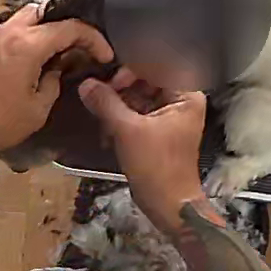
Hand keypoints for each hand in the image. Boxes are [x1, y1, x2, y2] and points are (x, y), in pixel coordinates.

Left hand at [0, 5, 112, 156]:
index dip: (93, 39)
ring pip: (28, 18)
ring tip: (62, 52)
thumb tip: (55, 73)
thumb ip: (53, 85)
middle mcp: (10, 32)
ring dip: (48, 30)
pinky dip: (32, 37)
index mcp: (27, 45)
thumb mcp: (37, 110)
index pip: (70, 28)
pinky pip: (15, 30)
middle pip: (46, 12)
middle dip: (69, 26)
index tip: (105, 56)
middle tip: (82, 47)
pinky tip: (38, 58)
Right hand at [77, 69, 207, 229]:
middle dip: (120, 91)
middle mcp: (181, 102)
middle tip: (99, 100)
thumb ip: (106, 102)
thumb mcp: (127, 131)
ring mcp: (170, 118)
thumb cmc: (156, 166)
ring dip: (118, 107)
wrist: (169, 205)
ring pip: (139, 98)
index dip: (130, 69)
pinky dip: (122, 121)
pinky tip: (107, 133)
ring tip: (102, 120)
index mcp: (185, 95)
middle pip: (146, 81)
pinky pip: (138, 115)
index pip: (156, 65)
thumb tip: (85, 83)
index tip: (108, 82)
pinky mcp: (159, 133)